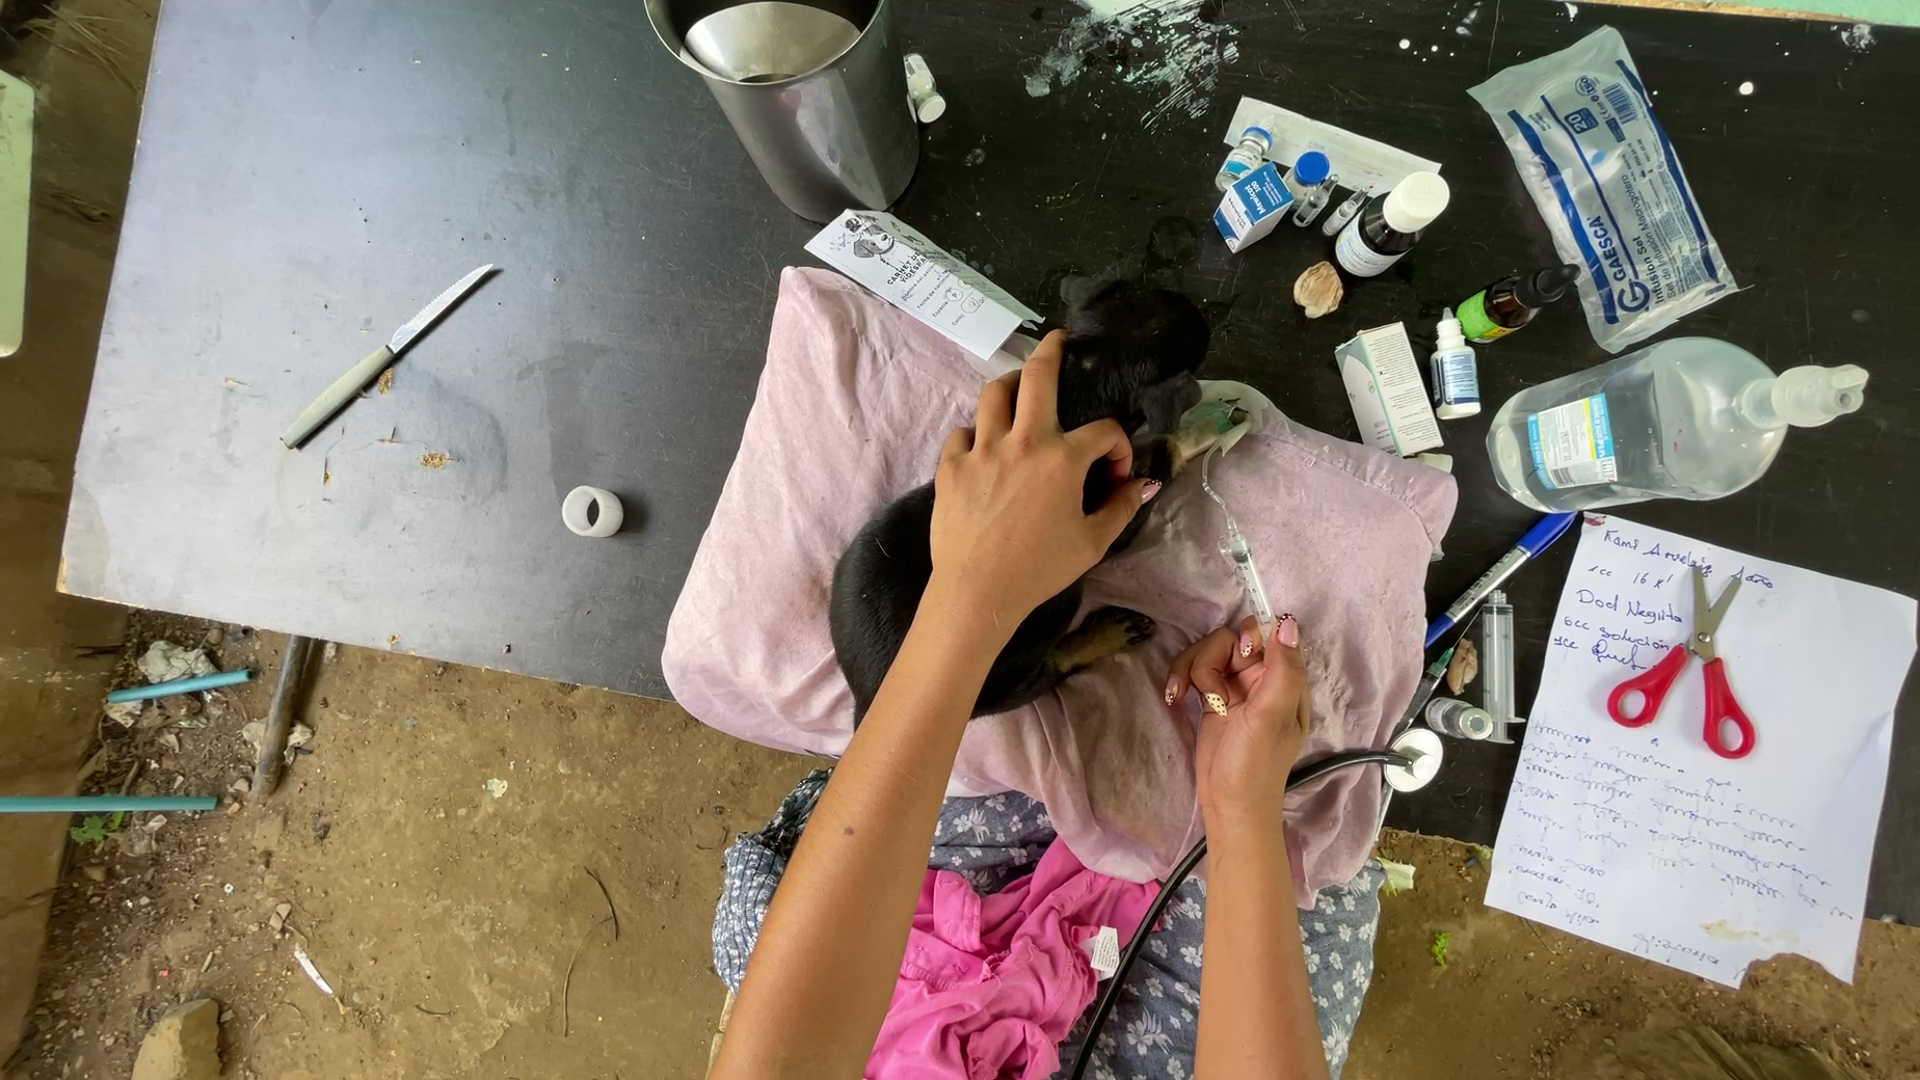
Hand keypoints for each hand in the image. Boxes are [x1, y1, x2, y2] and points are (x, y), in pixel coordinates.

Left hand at [926, 331, 1160, 637]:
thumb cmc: (1039, 570)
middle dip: (1052, 351)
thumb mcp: (1092, 542)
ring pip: (993, 395)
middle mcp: (1022, 442)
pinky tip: (983, 447)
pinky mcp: (950, 466)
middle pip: (1037, 377)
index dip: (1119, 447)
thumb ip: (1122, 506)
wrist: (978, 592)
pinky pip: (961, 432)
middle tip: (1057, 340)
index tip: (1115, 474)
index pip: (1103, 431)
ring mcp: (982, 450)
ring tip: (1018, 391)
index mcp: (1062, 459)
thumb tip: (1147, 482)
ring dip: (1010, 387)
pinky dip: (975, 433)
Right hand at [1164, 615, 1311, 834]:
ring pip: (1207, 653)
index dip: (1249, 636)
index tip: (1241, 654)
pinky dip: (1181, 679)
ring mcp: (1234, 687)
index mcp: (1285, 680)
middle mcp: (1260, 679)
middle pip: (1229, 639)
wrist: (1228, 803)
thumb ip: (1283, 669)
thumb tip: (1288, 622)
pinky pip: (1194, 670)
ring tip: (1187, 696)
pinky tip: (1176, 696)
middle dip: (1210, 658)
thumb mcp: (1273, 716)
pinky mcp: (1211, 697)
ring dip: (1192, 670)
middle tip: (1212, 689)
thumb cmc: (1256, 764)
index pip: (1268, 634)